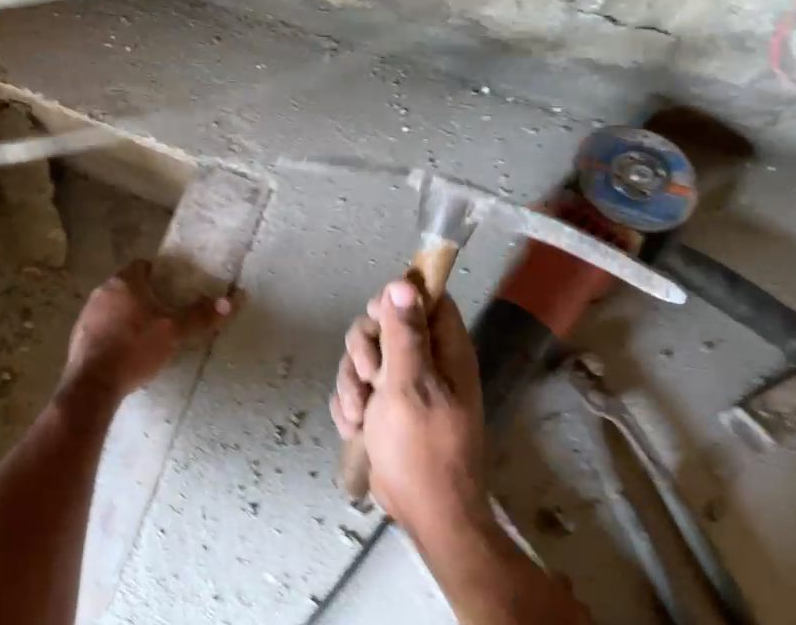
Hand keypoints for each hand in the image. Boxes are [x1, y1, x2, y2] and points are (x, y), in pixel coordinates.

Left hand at [63, 260, 231, 398]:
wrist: (93, 383)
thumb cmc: (134, 348)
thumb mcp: (172, 332)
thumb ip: (199, 316)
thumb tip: (230, 301)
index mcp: (124, 282)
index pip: (142, 265)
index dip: (158, 274)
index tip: (171, 288)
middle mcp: (102, 291)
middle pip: (127, 285)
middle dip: (144, 296)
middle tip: (164, 313)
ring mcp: (87, 313)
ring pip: (113, 306)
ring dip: (127, 315)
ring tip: (147, 334)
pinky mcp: (79, 335)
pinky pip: (101, 326)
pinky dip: (114, 333)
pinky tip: (126, 352)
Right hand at [329, 281, 491, 532]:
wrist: (425, 512)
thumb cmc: (422, 447)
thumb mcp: (409, 385)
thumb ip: (403, 333)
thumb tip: (403, 283)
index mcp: (444, 351)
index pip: (425, 299)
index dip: (395, 300)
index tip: (375, 318)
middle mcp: (426, 362)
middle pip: (382, 325)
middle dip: (363, 351)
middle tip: (369, 377)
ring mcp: (404, 386)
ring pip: (363, 358)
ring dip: (352, 384)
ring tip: (360, 414)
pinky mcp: (384, 408)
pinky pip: (356, 388)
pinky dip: (351, 406)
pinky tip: (356, 428)